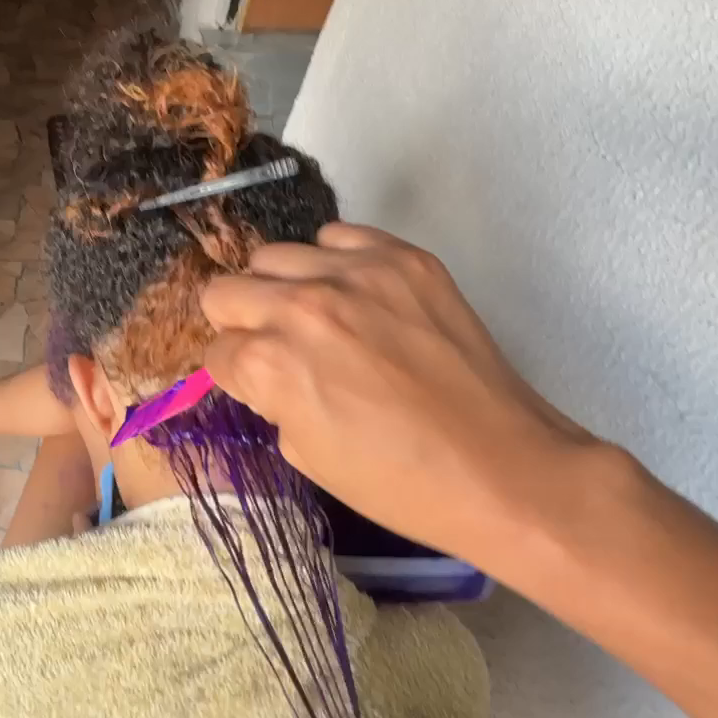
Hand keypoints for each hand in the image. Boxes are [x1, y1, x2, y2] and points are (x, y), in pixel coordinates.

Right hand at [200, 223, 602, 563]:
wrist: (501, 470)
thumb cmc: (396, 481)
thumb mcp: (303, 452)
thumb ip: (268, 396)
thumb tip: (259, 367)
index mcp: (270, 364)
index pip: (216, 352)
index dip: (234, 376)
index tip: (260, 387)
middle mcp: (301, 307)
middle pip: (224, 291)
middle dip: (241, 326)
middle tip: (278, 351)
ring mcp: (355, 274)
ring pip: (273, 256)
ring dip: (282, 291)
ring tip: (320, 320)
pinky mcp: (402, 258)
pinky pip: (337, 236)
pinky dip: (334, 264)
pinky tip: (358, 298)